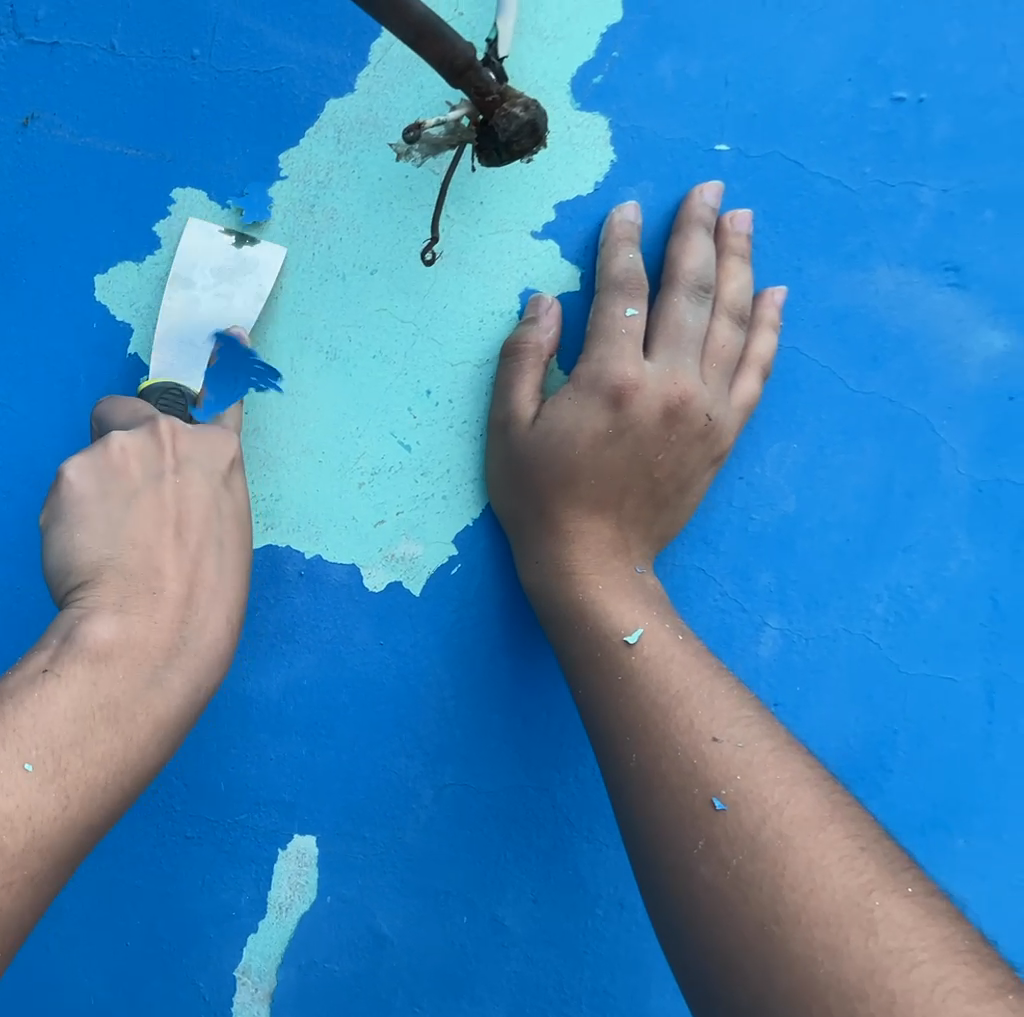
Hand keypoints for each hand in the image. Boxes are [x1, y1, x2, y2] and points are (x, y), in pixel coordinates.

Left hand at [38, 394, 251, 691]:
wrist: (147, 633)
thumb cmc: (198, 606)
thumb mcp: (224, 539)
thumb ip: (201, 492)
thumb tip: (177, 489)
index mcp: (216, 455)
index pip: (219, 393)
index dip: (216, 367)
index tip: (225, 339)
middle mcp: (166, 437)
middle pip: (121, 412)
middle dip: (113, 441)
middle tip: (115, 502)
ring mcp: (115, 451)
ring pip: (86, 461)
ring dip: (88, 492)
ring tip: (102, 550)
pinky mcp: (70, 474)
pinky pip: (63, 493)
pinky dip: (67, 518)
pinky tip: (81, 557)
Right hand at [487, 182, 786, 583]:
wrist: (591, 559)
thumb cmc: (535, 495)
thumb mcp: (506, 429)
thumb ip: (523, 360)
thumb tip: (543, 301)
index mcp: (607, 378)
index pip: (619, 293)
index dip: (622, 246)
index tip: (628, 210)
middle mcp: (667, 381)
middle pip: (688, 292)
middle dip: (695, 235)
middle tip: (705, 191)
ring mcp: (705, 405)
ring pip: (731, 318)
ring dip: (738, 262)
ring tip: (741, 219)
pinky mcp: (725, 430)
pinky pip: (757, 365)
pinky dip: (770, 324)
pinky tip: (775, 291)